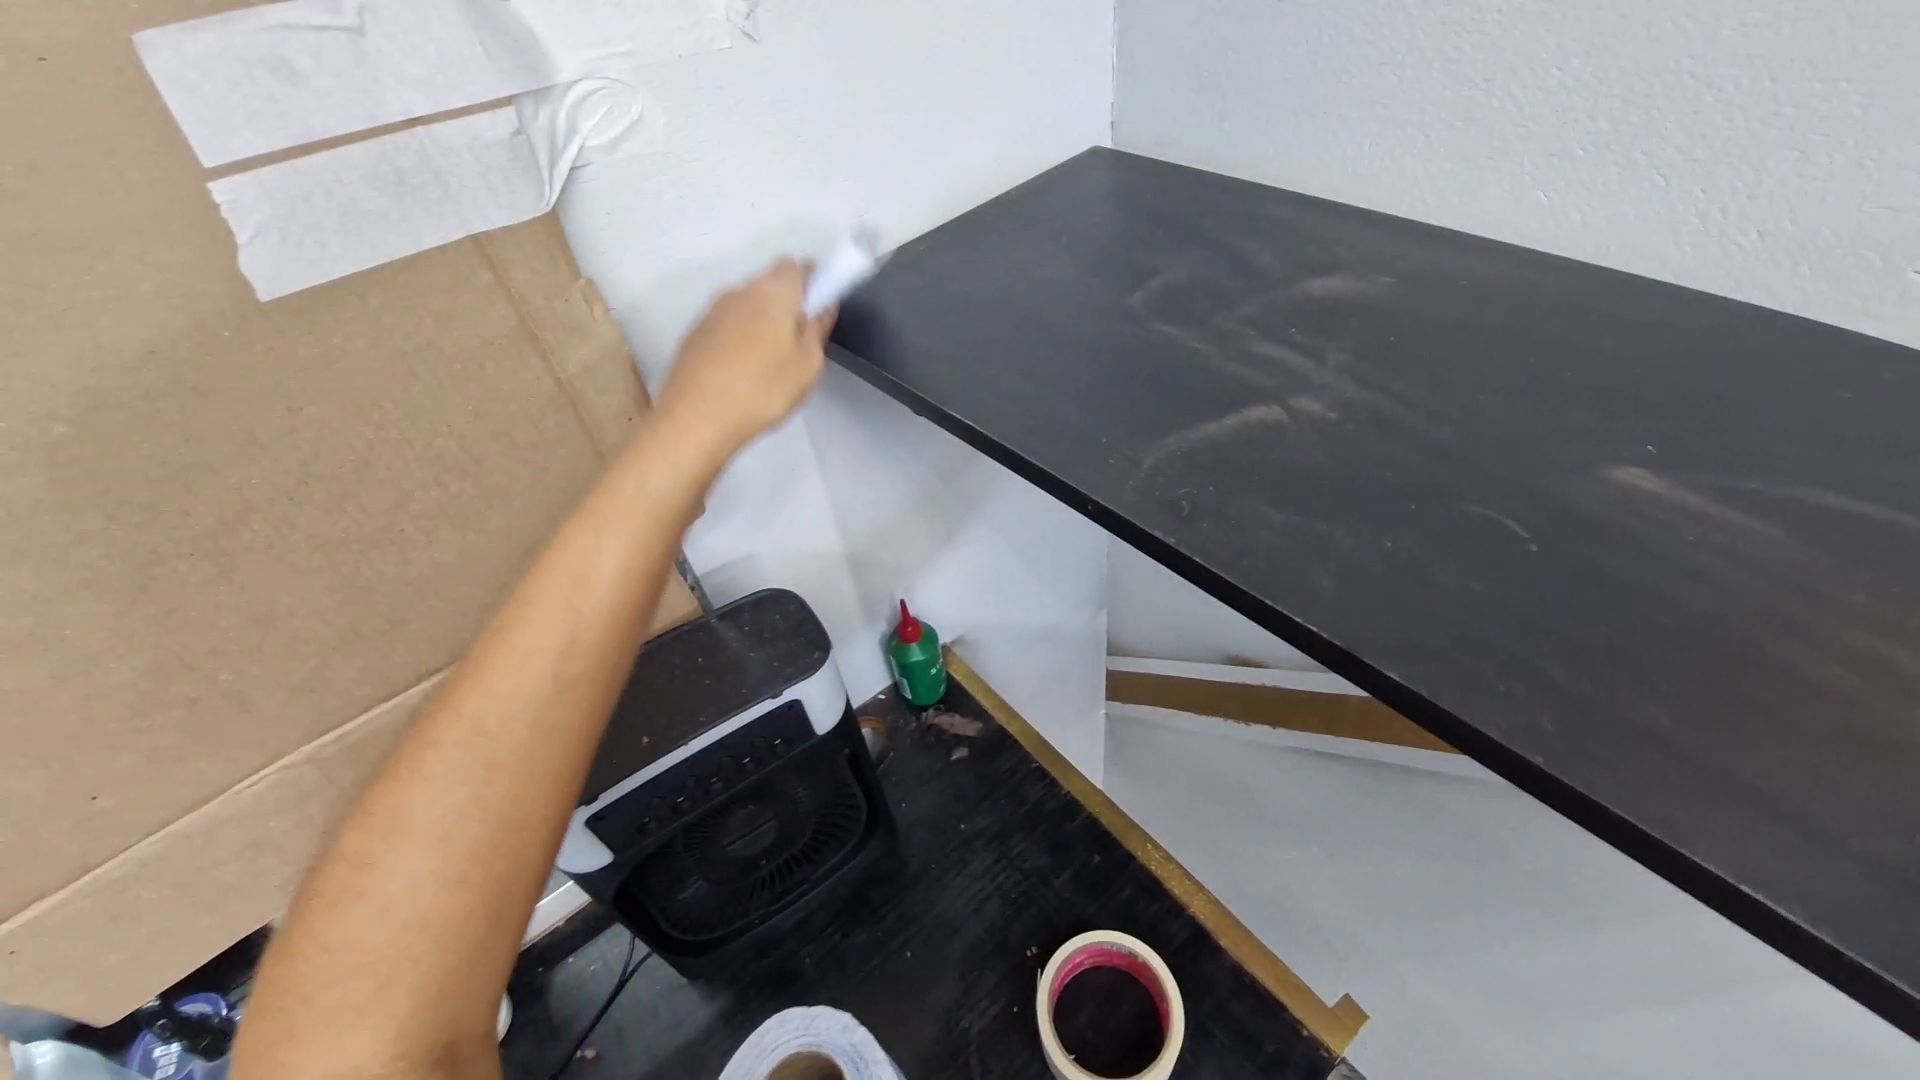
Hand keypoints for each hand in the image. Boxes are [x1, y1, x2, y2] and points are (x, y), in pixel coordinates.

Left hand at [656, 258, 834, 457]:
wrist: (697, 417)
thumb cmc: (763, 388)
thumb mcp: (808, 364)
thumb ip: (817, 328)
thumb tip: (822, 305)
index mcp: (772, 292)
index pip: (795, 266)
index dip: (812, 282)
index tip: (818, 310)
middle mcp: (739, 291)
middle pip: (769, 285)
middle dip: (786, 306)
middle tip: (797, 345)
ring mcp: (712, 311)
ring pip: (747, 307)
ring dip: (761, 324)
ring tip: (767, 365)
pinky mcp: (695, 333)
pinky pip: (727, 327)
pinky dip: (739, 340)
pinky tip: (741, 373)